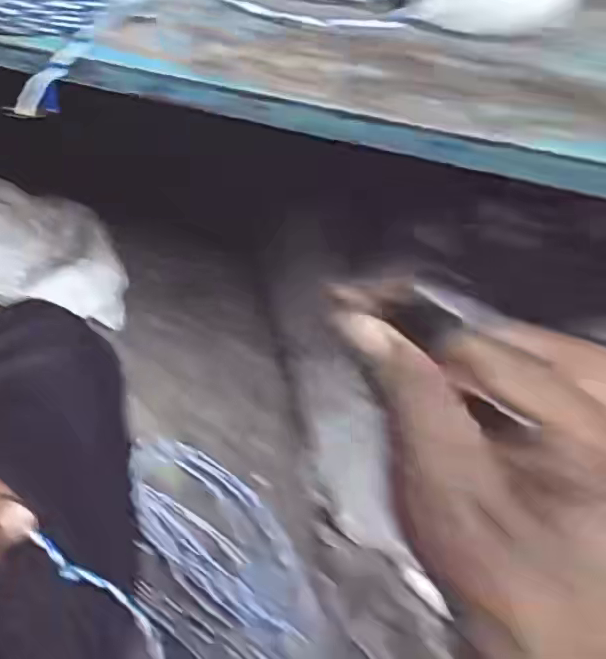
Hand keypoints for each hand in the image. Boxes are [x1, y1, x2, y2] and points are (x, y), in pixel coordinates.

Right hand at [335, 282, 605, 658]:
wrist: (559, 642)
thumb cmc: (495, 565)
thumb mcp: (440, 479)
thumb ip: (408, 392)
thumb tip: (359, 322)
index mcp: (597, 442)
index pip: (487, 350)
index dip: (411, 322)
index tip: (346, 302)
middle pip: (543, 344)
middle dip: (455, 323)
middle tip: (377, 311)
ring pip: (571, 360)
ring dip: (488, 341)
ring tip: (419, 337)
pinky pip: (583, 388)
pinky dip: (522, 368)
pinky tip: (470, 373)